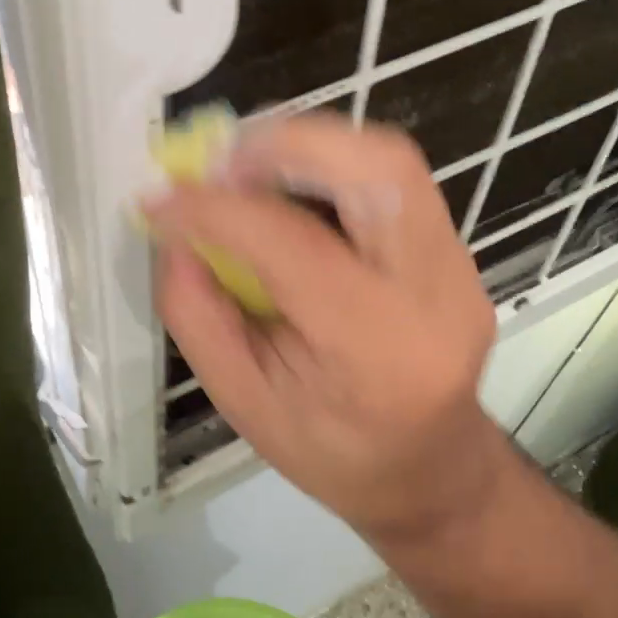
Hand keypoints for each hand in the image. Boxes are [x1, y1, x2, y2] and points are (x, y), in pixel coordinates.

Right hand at [143, 114, 505, 539]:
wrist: (433, 475)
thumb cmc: (332, 451)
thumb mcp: (242, 401)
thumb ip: (197, 313)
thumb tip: (173, 232)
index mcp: (377, 350)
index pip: (293, 246)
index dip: (215, 210)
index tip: (159, 199)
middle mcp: (434, 293)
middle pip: (378, 168)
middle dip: (286, 143)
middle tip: (219, 162)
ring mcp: (457, 264)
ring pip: (389, 159)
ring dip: (307, 146)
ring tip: (245, 170)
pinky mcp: (454, 247)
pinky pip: (389, 178)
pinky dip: (327, 165)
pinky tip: (285, 191)